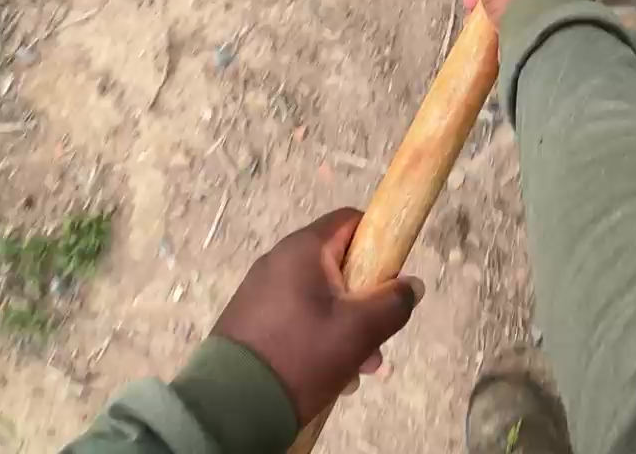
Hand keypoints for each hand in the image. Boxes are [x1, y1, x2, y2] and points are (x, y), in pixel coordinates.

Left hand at [212, 209, 424, 422]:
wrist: (223, 414)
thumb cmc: (299, 356)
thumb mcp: (359, 331)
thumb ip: (394, 302)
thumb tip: (412, 286)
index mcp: (303, 249)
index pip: (353, 220)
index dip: (379, 241)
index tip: (390, 277)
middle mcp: (279, 261)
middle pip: (340, 263)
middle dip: (365, 299)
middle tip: (376, 338)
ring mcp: (260, 292)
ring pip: (321, 295)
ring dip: (345, 324)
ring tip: (355, 369)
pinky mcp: (249, 322)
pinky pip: (297, 316)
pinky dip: (318, 336)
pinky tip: (327, 373)